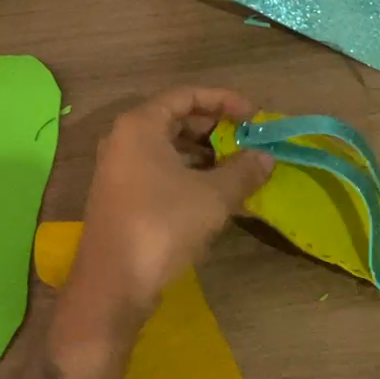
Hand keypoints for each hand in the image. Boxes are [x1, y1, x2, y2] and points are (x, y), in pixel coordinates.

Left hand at [68, 87, 272, 317]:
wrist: (112, 283)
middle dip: (214, 128)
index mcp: (140, 125)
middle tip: (247, 142)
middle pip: (174, 119)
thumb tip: (266, 156)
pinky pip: (159, 170)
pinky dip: (187, 174)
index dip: (223, 100)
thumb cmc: (162, 225)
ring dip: (203, 154)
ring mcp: (118, 168)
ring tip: (238, 169)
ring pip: (167, 148)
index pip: (185, 95)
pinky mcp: (120, 195)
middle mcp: (124, 139)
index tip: (253, 114)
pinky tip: (214, 193)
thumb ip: (243, 171)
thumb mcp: (212, 197)